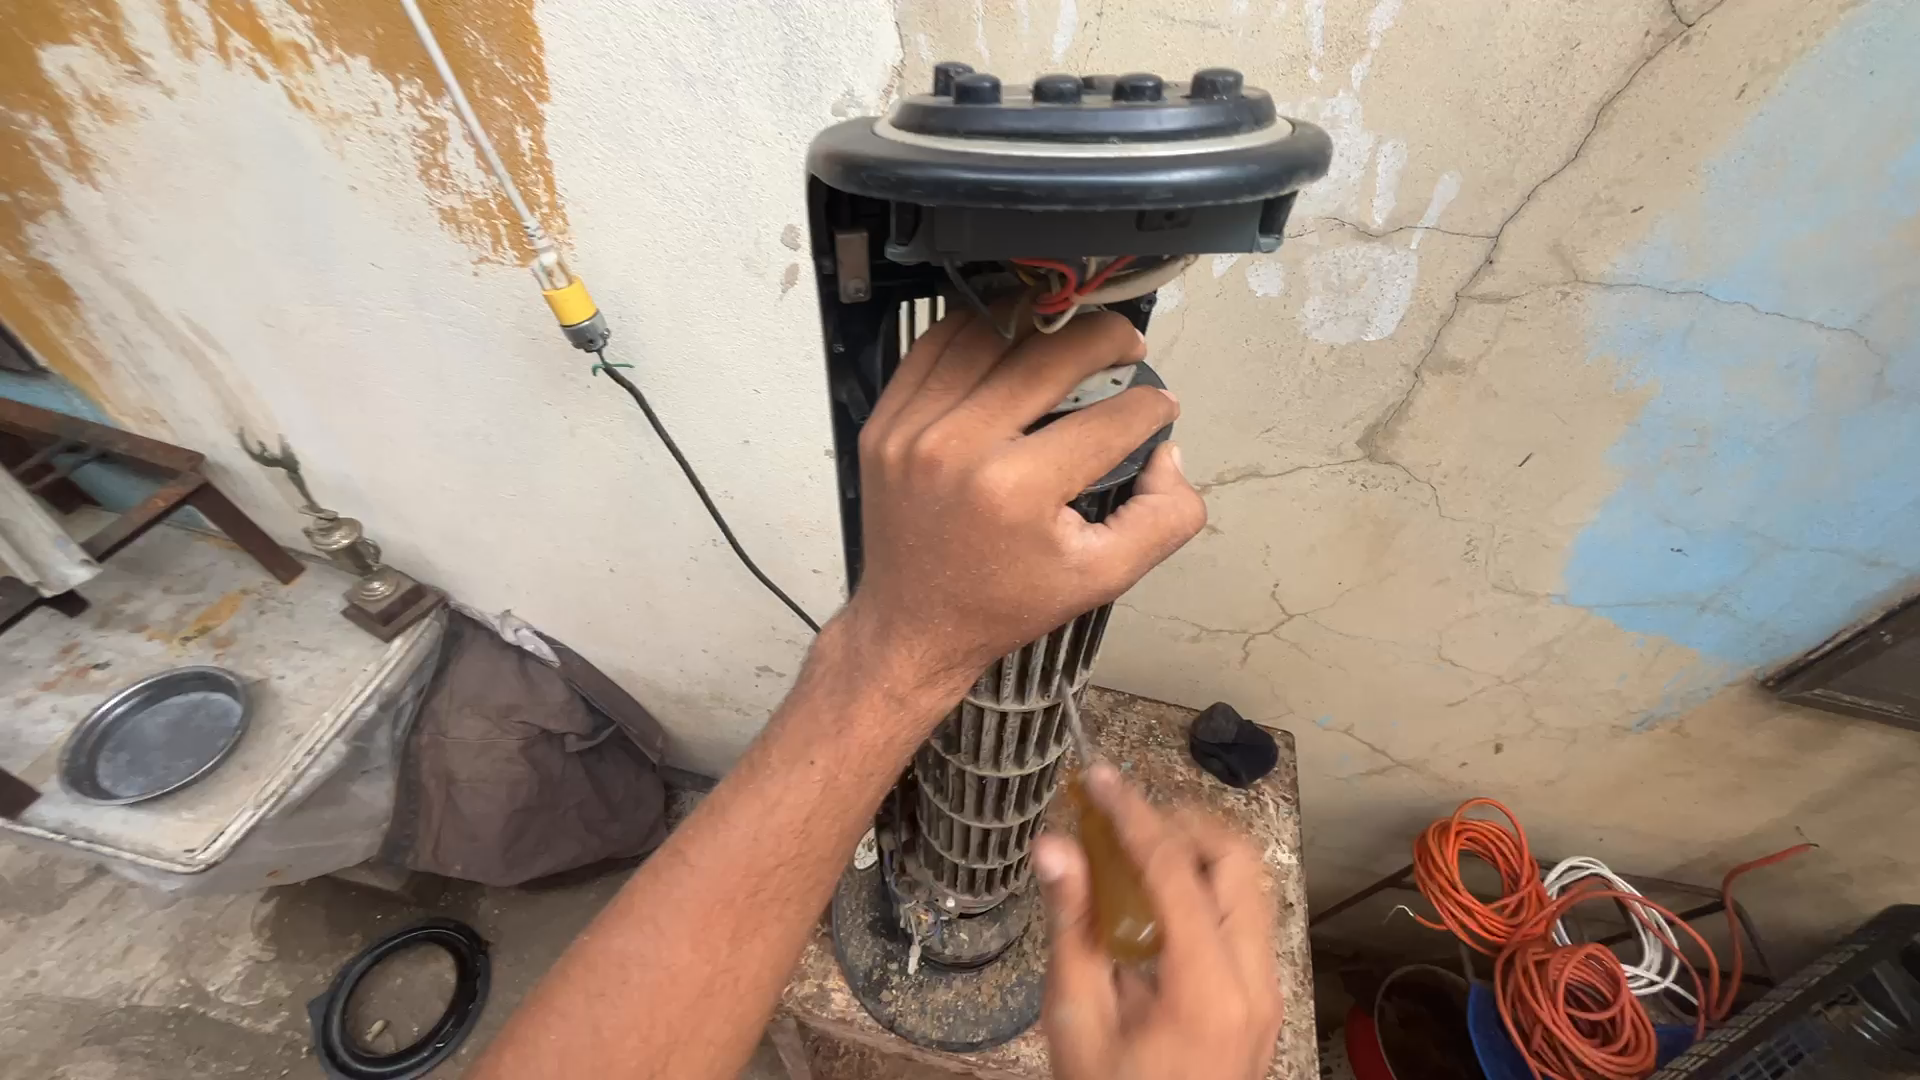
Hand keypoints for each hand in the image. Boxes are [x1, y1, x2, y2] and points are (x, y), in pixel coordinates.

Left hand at [841, 308, 1205, 698]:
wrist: (915, 626)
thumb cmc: (1004, 604)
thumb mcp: (1103, 578)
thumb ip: (1163, 517)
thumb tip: (1169, 450)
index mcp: (1014, 489)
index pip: (1108, 419)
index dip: (1151, 406)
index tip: (1161, 406)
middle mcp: (956, 447)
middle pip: (1049, 355)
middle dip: (1107, 339)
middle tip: (1129, 346)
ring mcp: (910, 429)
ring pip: (990, 335)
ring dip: (1043, 326)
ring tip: (1074, 338)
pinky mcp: (885, 422)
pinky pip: (935, 347)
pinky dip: (980, 333)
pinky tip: (1012, 342)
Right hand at [1035, 763, 1283, 1079]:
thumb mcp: (1078, 1017)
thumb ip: (1072, 924)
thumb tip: (1052, 844)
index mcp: (1207, 990)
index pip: (1176, 870)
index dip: (1132, 813)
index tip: (1098, 776)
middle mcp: (1255, 980)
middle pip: (1237, 860)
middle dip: (1180, 822)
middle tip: (1123, 821)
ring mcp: (1268, 988)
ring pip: (1249, 880)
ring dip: (1196, 847)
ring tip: (1136, 850)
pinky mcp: (1263, 994)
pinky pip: (1244, 909)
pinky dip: (1203, 880)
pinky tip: (1154, 896)